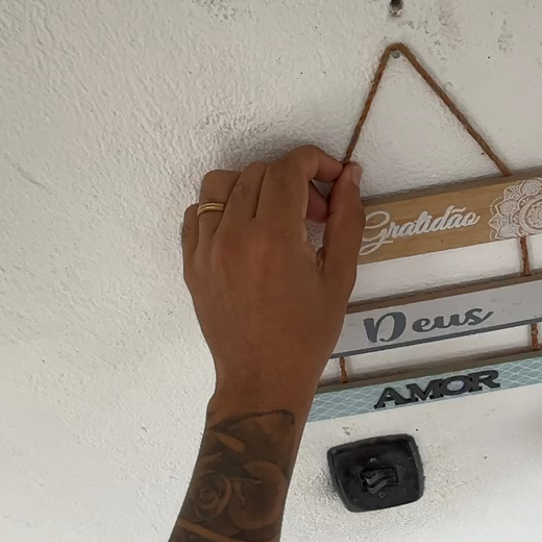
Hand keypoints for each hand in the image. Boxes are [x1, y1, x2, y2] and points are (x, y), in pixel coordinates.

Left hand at [183, 146, 364, 415]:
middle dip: (292, 179)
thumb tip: (350, 176)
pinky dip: (223, 209)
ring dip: (253, 186)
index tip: (331, 179)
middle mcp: (234, 236)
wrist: (263, 378)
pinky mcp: (191, 262)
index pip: (288, 168)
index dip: (316, 162)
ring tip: (275, 216)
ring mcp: (206, 249)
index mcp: (274, 238)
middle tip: (315, 214)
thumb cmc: (307, 335)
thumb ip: (347, 220)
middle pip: (258, 171)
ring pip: (221, 183)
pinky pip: (198, 212)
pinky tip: (246, 232)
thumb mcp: (341, 278)